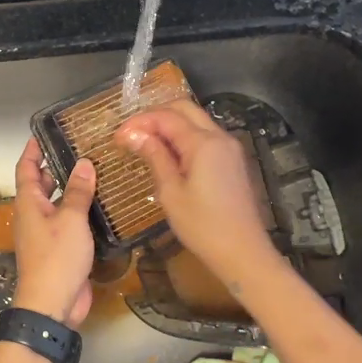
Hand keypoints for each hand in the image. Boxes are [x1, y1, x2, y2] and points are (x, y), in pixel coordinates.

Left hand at [11, 138, 96, 327]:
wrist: (52, 304)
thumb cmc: (56, 257)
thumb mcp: (70, 220)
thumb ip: (78, 192)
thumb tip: (84, 163)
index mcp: (29, 204)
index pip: (27, 168)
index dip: (33, 150)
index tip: (44, 132)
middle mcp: (34, 215)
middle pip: (42, 185)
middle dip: (57, 167)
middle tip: (80, 149)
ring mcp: (46, 234)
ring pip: (58, 204)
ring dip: (72, 190)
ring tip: (96, 172)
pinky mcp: (61, 249)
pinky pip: (69, 223)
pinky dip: (81, 212)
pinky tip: (101, 206)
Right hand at [117, 101, 281, 280]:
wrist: (243, 253)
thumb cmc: (202, 226)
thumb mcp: (170, 192)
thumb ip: (155, 157)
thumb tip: (134, 135)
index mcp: (204, 143)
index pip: (166, 117)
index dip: (139, 122)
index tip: (118, 137)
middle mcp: (220, 138)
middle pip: (184, 109)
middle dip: (155, 116)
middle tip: (131, 135)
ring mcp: (229, 149)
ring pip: (196, 121)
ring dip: (169, 126)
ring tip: (144, 144)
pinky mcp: (232, 161)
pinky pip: (205, 137)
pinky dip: (183, 138)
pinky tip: (167, 155)